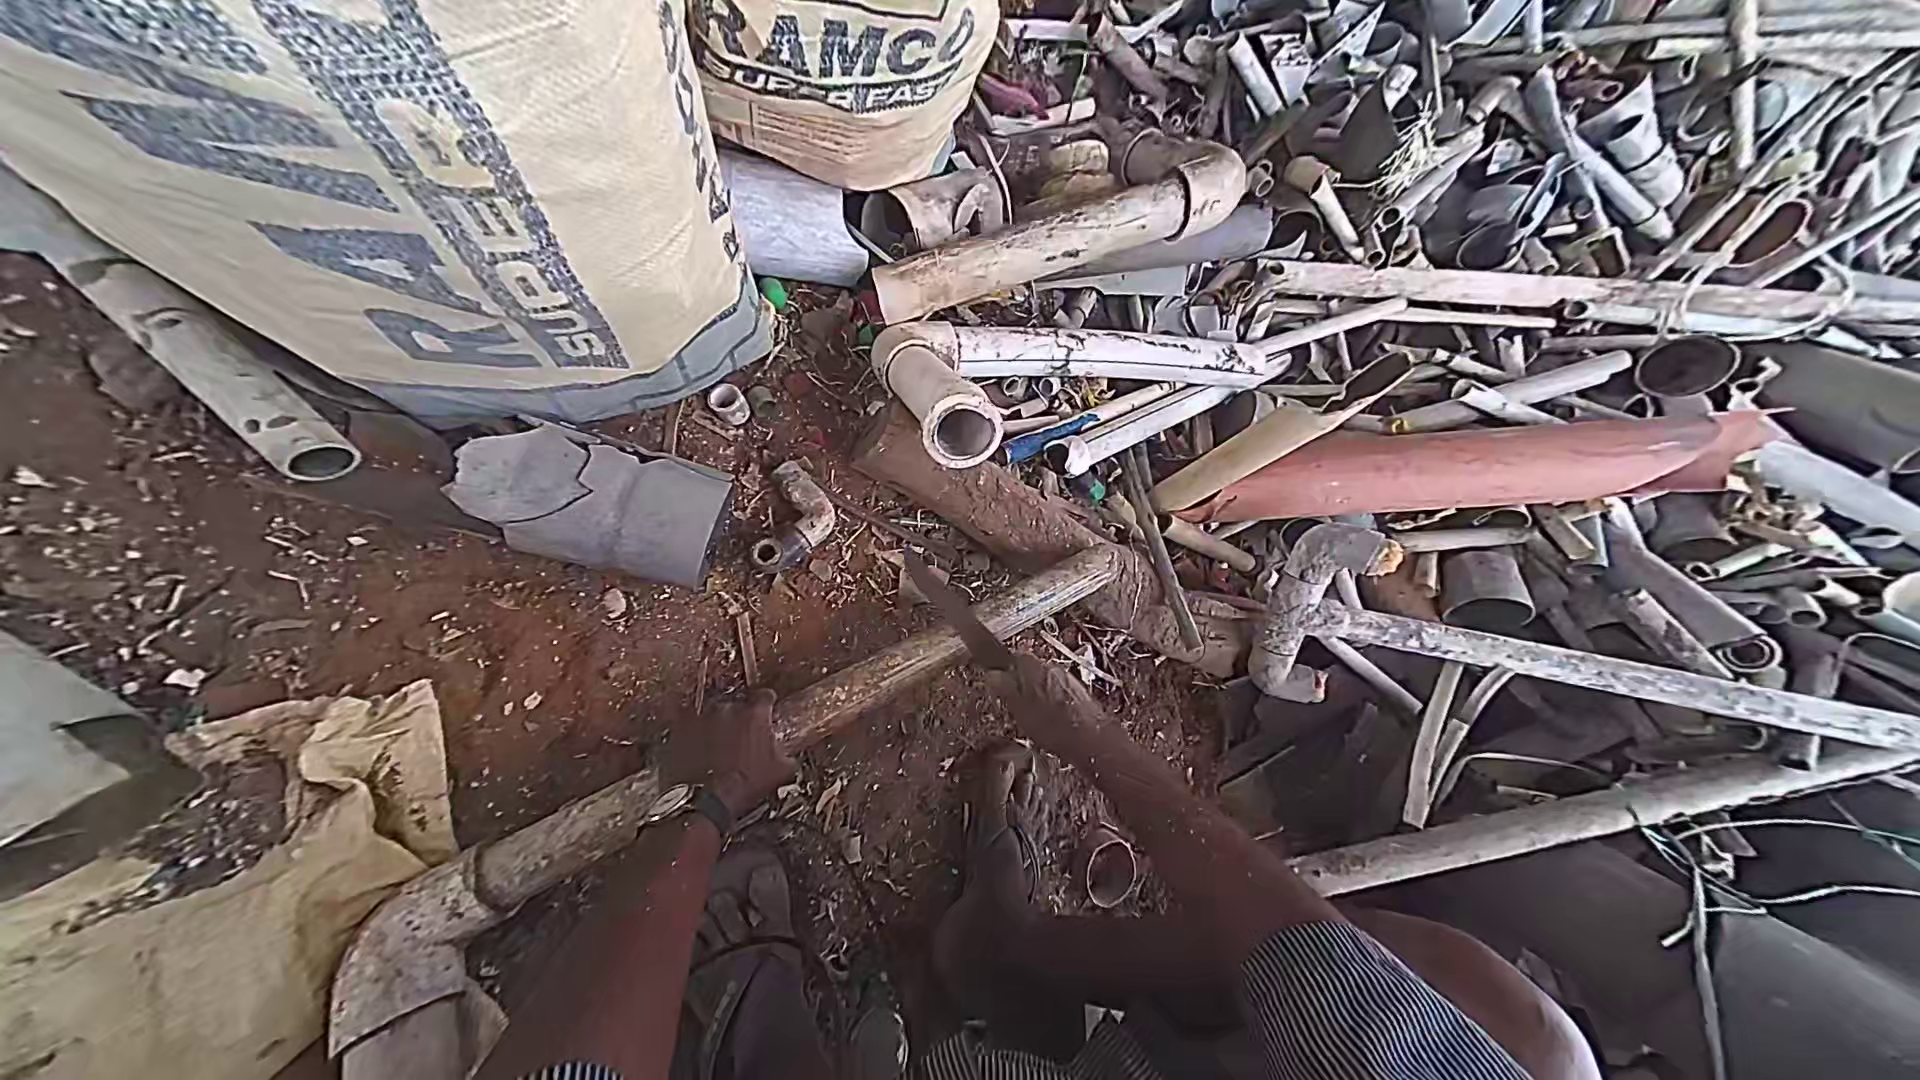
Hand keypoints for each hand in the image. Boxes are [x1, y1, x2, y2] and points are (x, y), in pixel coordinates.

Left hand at [663, 689, 793, 816]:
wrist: (704, 802)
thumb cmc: (744, 785)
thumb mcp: (779, 772)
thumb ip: (787, 757)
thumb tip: (790, 759)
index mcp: (755, 714)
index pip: (765, 696)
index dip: (766, 703)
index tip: (766, 708)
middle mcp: (729, 708)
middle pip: (737, 703)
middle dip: (740, 716)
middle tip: (741, 734)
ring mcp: (702, 716)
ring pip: (712, 712)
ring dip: (716, 723)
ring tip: (716, 742)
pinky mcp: (679, 728)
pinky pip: (688, 723)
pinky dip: (692, 731)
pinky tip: (696, 745)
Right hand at [986, 653, 1111, 758]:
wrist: (1091, 739)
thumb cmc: (1052, 725)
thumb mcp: (1018, 709)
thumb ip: (1004, 688)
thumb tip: (993, 675)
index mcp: (1031, 666)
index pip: (1011, 657)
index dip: (1004, 671)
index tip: (998, 684)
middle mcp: (1050, 666)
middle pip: (1029, 668)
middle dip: (1021, 683)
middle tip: (1013, 704)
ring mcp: (1067, 678)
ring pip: (1044, 680)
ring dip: (1037, 693)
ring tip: (1033, 716)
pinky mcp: (1079, 692)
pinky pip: (1058, 692)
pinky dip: (1052, 702)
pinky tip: (1051, 720)